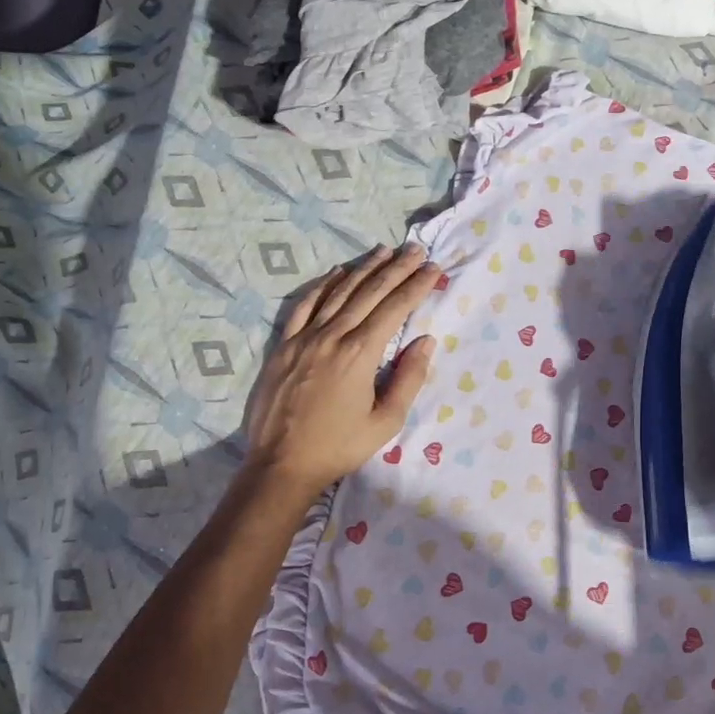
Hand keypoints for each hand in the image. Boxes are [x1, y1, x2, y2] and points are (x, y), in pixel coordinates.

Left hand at [243, 244, 439, 496]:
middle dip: (396, 268)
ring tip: (384, 251)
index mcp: (360, 354)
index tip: (433, 268)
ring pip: (339, 292)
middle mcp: (333, 336)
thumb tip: (425, 341)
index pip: (395, 308)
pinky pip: (304, 305)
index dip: (416, 285)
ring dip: (364, 268)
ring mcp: (304, 338)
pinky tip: (336, 272)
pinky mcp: (284, 345)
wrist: (281, 464)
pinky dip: (322, 285)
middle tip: (415, 249)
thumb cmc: (339, 447)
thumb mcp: (386, 422)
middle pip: (369, 292)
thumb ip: (408, 379)